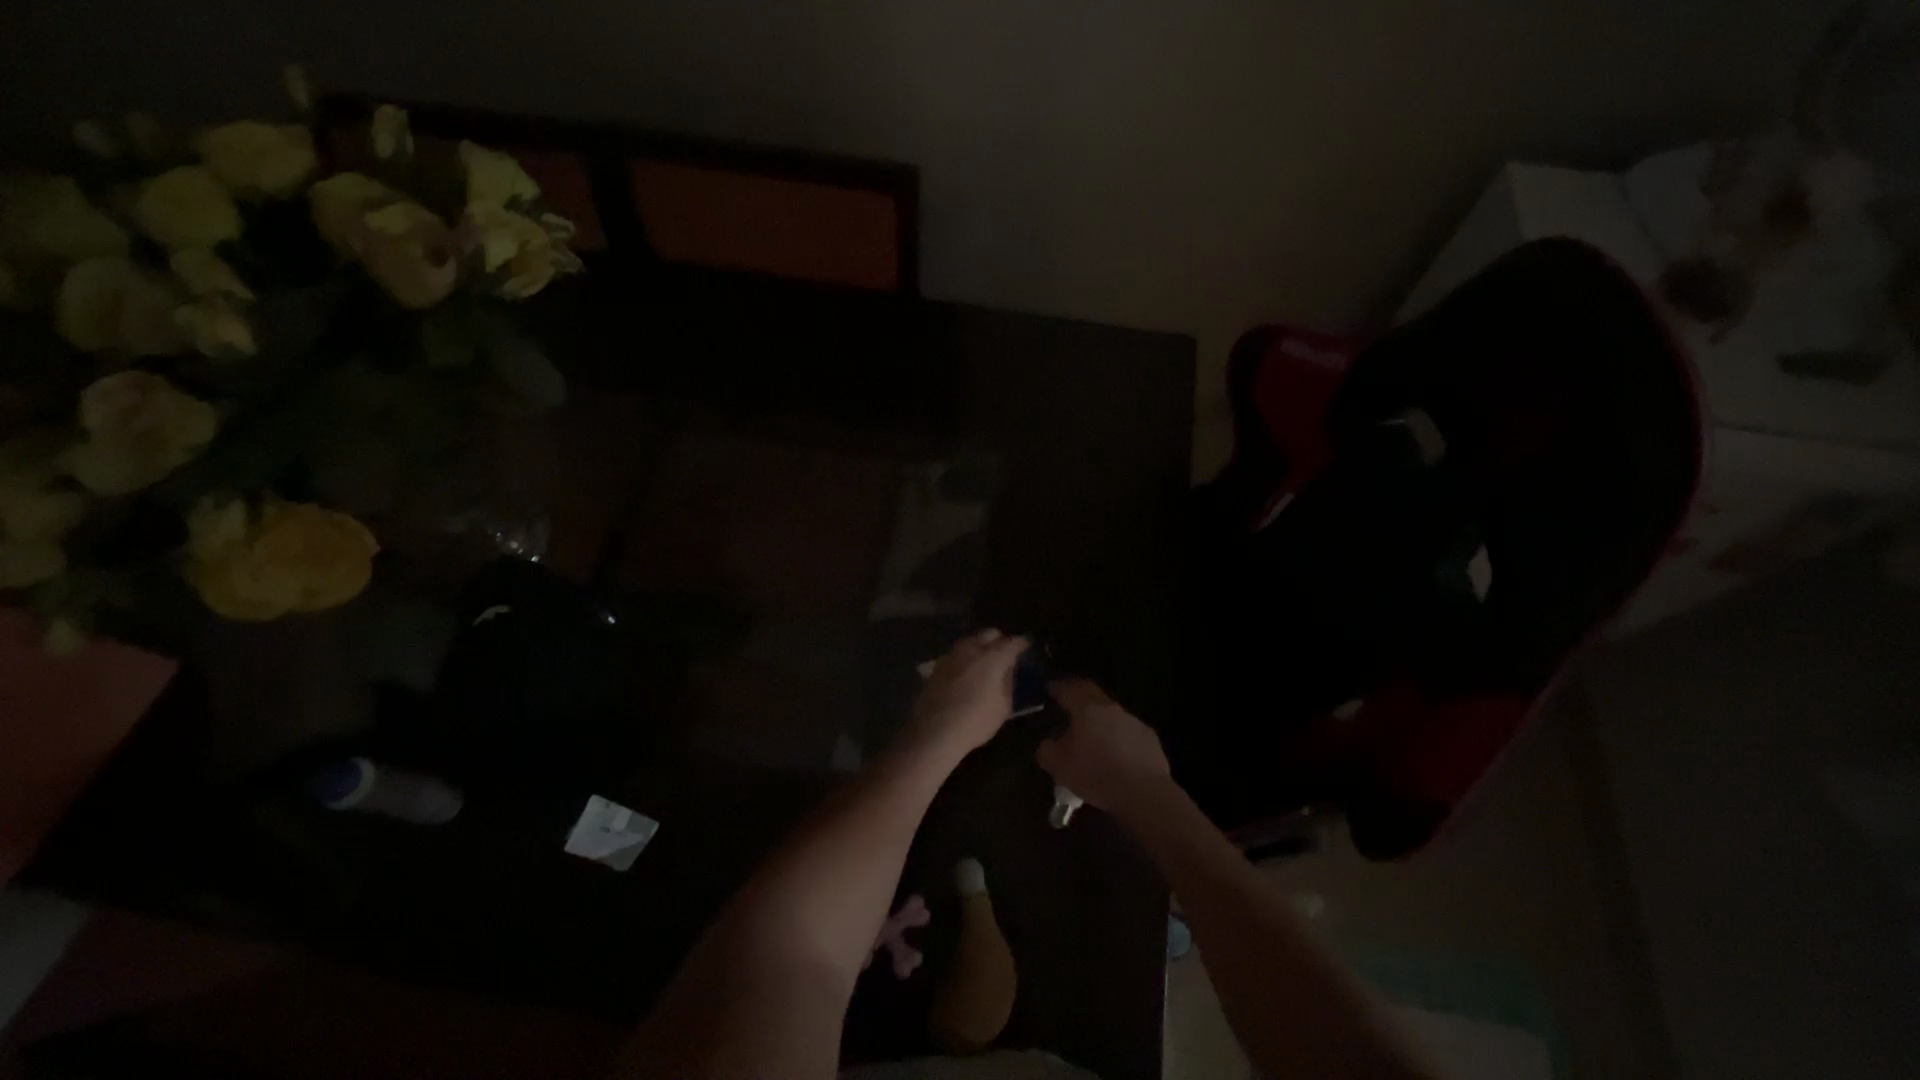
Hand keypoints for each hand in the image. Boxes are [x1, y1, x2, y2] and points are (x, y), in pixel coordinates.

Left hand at [906, 629, 1028, 755]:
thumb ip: (1008, 682)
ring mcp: (952, 655)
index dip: (1022, 643)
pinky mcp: (938, 665)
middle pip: (989, 634)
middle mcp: (972, 649)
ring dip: (980, 645)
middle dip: (1000, 639)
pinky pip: (957, 653)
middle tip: (1006, 651)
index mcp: (993, 657)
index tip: (1026, 646)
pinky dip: (966, 656)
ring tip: (986, 658)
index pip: (1012, 642)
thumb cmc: (976, 722)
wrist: (935, 731)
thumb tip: (1008, 669)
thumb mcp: (1003, 706)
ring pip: (970, 640)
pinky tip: (967, 668)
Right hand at [1036, 679, 1169, 813]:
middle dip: (1078, 696)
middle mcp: (1111, 708)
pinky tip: (1115, 753)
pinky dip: (1118, 737)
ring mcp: (1133, 721)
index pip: (1069, 688)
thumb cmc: (1095, 774)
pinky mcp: (1150, 738)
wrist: (1143, 792)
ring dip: (1100, 719)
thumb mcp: (1058, 766)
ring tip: (1092, 735)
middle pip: (1092, 694)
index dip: (1057, 687)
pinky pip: (1128, 731)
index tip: (1049, 689)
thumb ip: (1047, 750)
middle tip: (1068, 704)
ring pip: (1111, 713)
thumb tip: (1048, 743)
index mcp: (1087, 708)